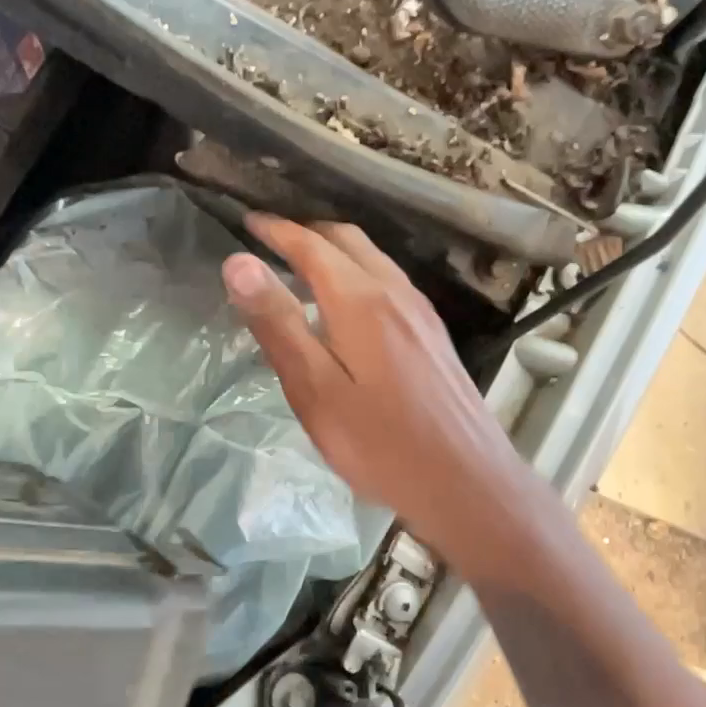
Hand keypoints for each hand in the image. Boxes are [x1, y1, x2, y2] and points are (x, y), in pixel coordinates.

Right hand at [222, 214, 527, 554]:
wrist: (468, 485)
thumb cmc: (378, 442)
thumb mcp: (313, 388)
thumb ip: (276, 322)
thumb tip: (238, 263)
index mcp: (360, 301)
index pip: (311, 246)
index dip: (276, 230)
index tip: (246, 221)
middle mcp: (394, 293)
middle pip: (347, 240)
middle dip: (305, 231)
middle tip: (268, 238)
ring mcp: (419, 313)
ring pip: (372, 258)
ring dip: (332, 249)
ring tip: (298, 263)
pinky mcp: (432, 334)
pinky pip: (386, 279)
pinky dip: (354, 270)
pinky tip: (342, 302)